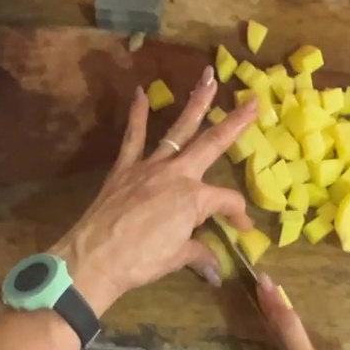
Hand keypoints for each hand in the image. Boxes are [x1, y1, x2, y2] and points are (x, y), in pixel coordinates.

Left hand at [50, 68, 259, 313]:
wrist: (96, 257)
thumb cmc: (141, 261)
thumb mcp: (176, 258)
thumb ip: (198, 254)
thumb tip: (214, 269)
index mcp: (195, 198)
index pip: (226, 201)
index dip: (238, 216)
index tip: (242, 229)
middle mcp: (177, 174)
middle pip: (212, 144)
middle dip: (235, 123)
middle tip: (252, 102)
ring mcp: (150, 167)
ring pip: (178, 131)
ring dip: (195, 104)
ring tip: (208, 79)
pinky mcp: (125, 168)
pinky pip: (133, 137)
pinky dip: (137, 116)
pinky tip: (140, 93)